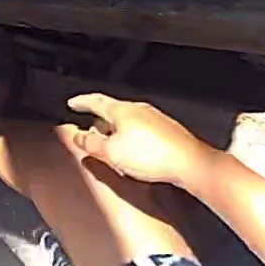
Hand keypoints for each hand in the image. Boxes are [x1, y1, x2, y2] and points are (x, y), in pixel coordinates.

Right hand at [57, 93, 213, 185]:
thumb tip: (78, 137)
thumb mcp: (111, 152)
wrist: (190, 164)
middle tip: (89, 131)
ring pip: (127, 120)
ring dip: (115, 130)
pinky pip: (141, 128)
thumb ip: (90, 144)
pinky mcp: (166, 130)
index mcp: (122, 111)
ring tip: (110, 145)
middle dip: (98, 120)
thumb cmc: (153, 156)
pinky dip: (130, 135)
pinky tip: (132, 150)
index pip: (95, 101)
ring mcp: (155, 118)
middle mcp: (139, 110)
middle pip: (112, 110)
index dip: (81, 102)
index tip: (73, 103)